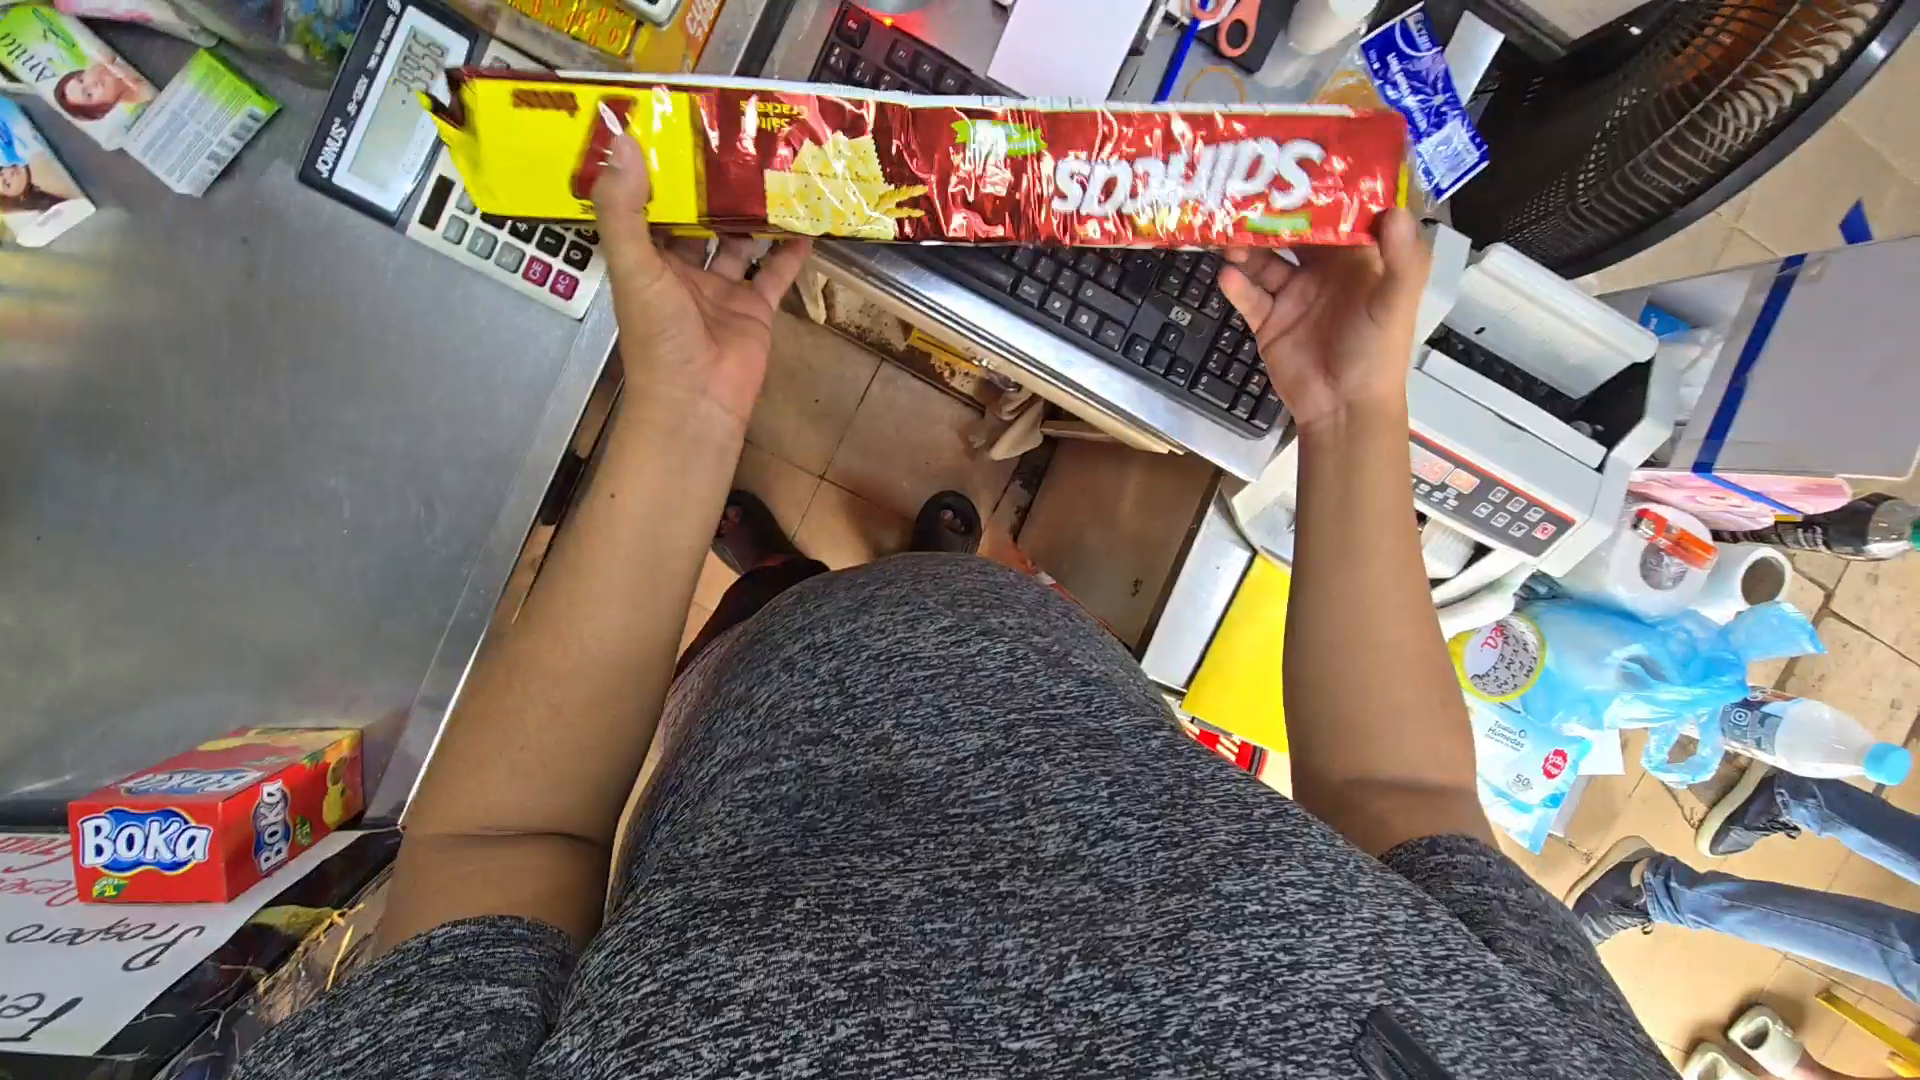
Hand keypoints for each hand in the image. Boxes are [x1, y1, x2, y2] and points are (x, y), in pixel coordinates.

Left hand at [593, 133, 811, 432]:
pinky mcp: (755, 309)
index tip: (672, 130)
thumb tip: (624, 143)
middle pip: (698, 221)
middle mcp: (682, 272)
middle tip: (733, 141)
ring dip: (751, 214)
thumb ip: (625, 209)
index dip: (657, 171)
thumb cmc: (659, 338)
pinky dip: (789, 252)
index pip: (647, 206)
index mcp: (646, 260)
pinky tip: (805, 224)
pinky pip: (774, 275)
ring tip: (772, 173)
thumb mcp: (634, 268)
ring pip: (738, 243)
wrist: (698, 400)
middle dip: (711, 188)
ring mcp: (721, 291)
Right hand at [1216, 208, 1429, 434]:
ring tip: (1230, 236)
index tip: (1302, 164)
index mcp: (1357, 261)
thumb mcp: (1397, 303)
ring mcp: (1292, 297)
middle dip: (1272, 216)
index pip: (1338, 216)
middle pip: (1293, 234)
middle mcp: (1322, 273)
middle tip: (1249, 194)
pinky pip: (1248, 297)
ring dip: (1247, 248)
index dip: (1322, 191)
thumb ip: (1401, 258)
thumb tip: (1394, 209)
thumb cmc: (1377, 354)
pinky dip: (1236, 285)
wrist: (1342, 406)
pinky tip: (1228, 275)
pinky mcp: (1268, 322)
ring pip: (1264, 262)